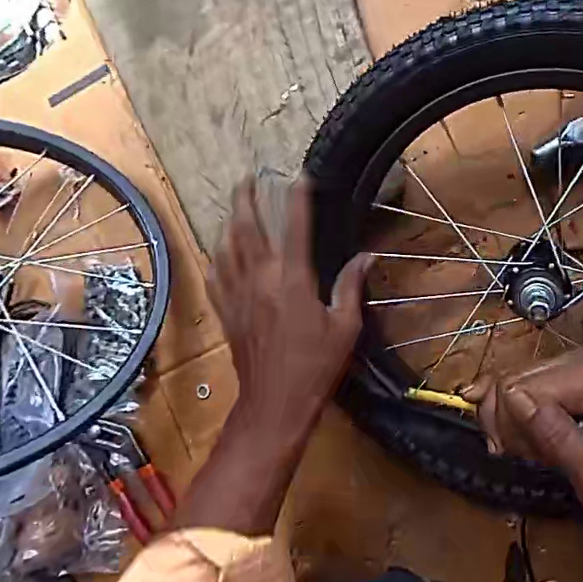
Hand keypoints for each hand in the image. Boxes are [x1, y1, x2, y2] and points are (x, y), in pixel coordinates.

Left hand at [208, 176, 373, 441]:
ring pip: (227, 247)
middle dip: (246, 199)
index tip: (299, 177)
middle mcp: (260, 280)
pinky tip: (219, 250)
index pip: (295, 228)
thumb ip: (351, 287)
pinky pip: (216, 275)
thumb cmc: (316, 366)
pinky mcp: (226, 311)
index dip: (297, 199)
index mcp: (293, 280)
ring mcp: (238, 295)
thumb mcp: (345, 328)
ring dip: (230, 222)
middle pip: (247, 228)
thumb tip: (366, 256)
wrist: (275, 403)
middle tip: (247, 178)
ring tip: (234, 206)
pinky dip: (217, 256)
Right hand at [479, 350, 582, 535]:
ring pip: (511, 384)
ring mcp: (571, 367)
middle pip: (511, 382)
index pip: (517, 388)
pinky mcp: (566, 377)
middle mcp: (577, 362)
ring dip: (511, 421)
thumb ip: (554, 434)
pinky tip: (527, 437)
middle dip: (508, 423)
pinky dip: (518, 416)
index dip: (513, 426)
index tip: (524, 456)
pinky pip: (523, 387)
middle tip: (524, 455)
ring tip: (529, 450)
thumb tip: (511, 397)